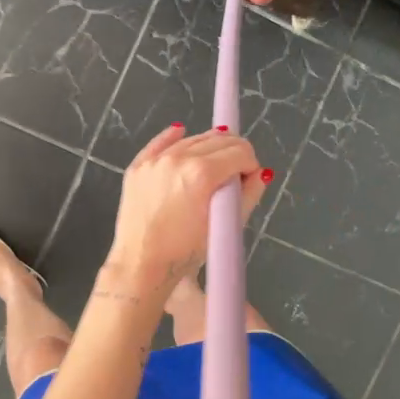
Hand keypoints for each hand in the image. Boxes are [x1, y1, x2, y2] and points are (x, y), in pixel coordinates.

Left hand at [107, 125, 267, 282]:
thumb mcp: (224, 226)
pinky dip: (174, 137)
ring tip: (212, 167)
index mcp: (202, 173)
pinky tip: (181, 133)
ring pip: (192, 139)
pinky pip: (160, 142)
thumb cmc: (185, 252)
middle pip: (218, 140)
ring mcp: (155, 161)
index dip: (250, 164)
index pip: (240, 151)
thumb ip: (248, 194)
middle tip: (234, 175)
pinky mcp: (138, 167)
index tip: (249, 179)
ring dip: (208, 149)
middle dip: (233, 154)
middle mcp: (178, 158)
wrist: (141, 265)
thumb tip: (261, 173)